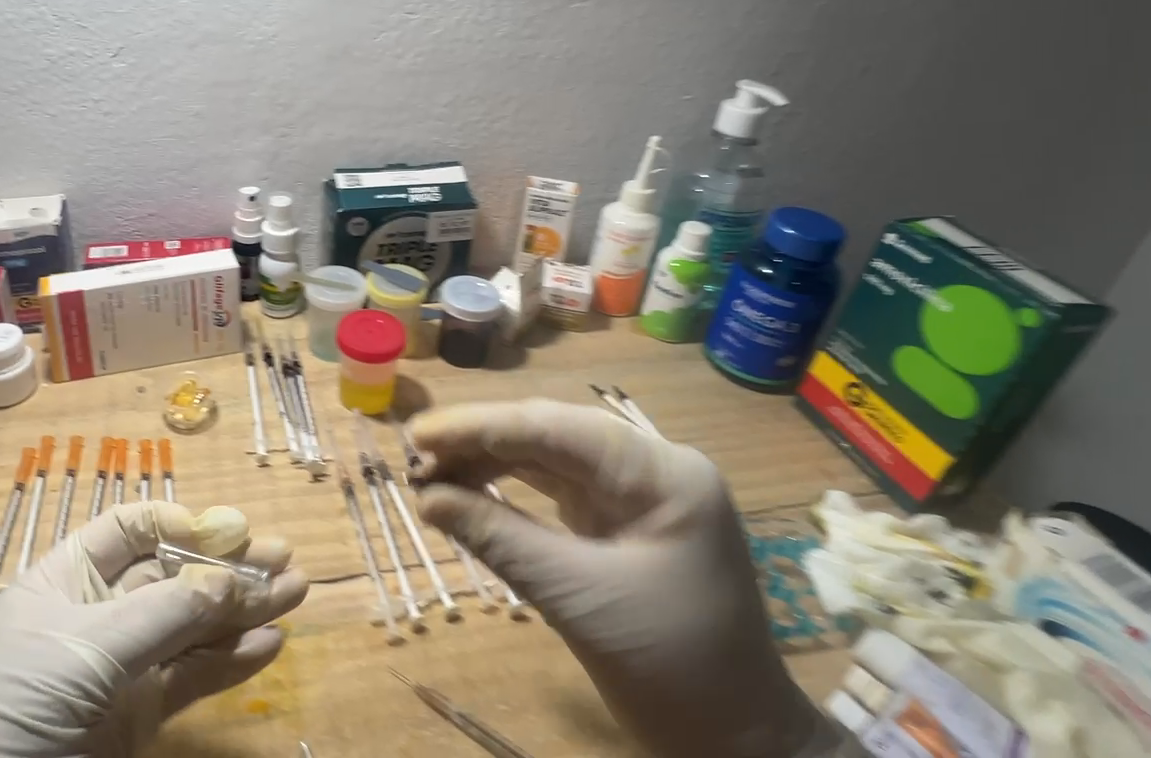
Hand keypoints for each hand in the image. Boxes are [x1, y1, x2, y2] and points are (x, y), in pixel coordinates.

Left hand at [0, 501, 309, 757]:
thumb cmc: (18, 704)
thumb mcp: (85, 647)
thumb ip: (164, 611)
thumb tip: (233, 579)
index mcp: (67, 579)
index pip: (130, 531)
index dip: (178, 523)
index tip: (226, 530)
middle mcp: (98, 614)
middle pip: (174, 574)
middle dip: (228, 565)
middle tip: (284, 557)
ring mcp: (122, 666)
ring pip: (193, 626)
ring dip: (244, 608)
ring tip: (297, 592)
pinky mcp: (140, 714)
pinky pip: (194, 676)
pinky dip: (233, 660)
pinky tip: (270, 644)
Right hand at [412, 399, 844, 757]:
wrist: (736, 741)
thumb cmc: (670, 669)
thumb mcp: (577, 600)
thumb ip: (499, 538)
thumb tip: (426, 496)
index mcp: (664, 473)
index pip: (558, 428)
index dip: (481, 426)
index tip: (419, 433)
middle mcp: (653, 467)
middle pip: (553, 434)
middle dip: (481, 440)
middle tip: (414, 454)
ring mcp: (638, 492)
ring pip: (550, 457)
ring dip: (490, 462)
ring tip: (429, 472)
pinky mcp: (620, 519)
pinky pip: (556, 489)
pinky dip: (509, 490)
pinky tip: (469, 488)